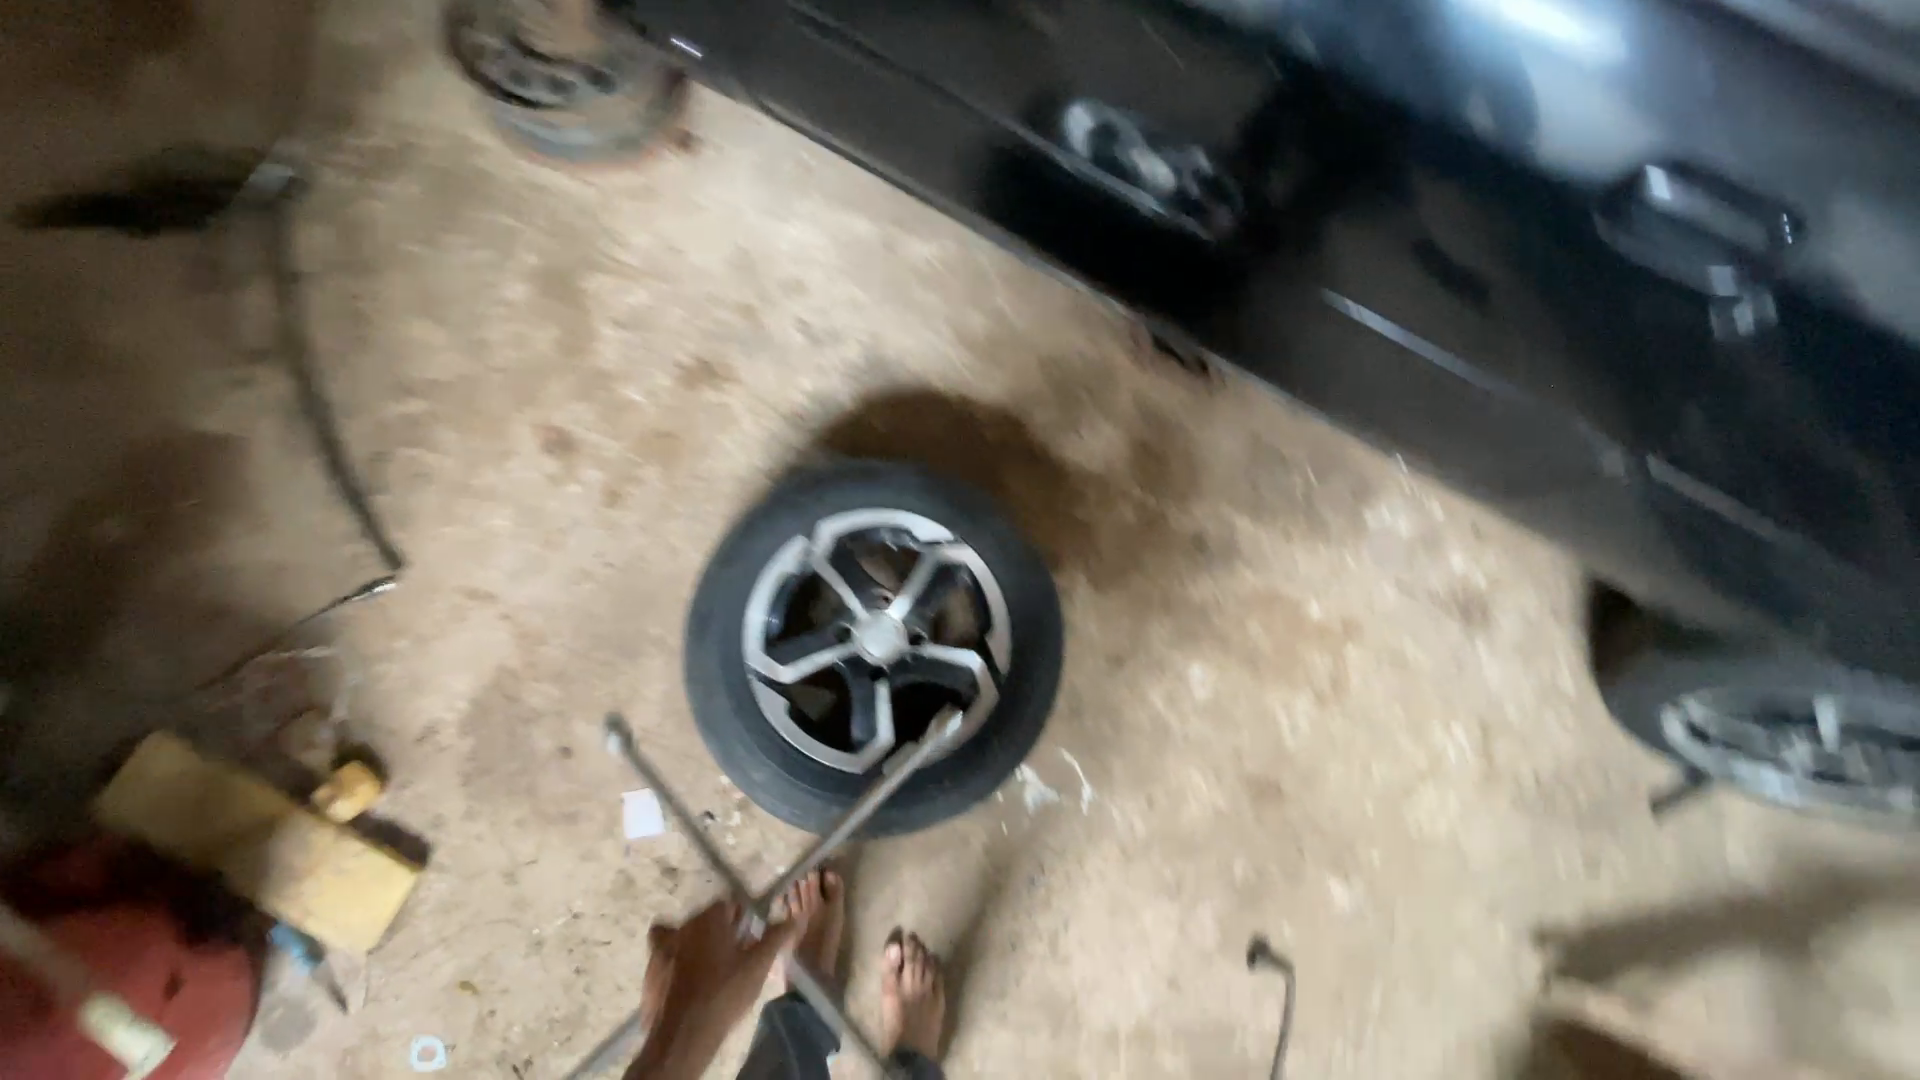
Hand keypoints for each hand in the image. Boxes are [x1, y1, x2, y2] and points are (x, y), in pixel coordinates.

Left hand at [627, 900, 796, 1079]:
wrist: (682, 1036)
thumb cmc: (724, 994)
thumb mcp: (758, 966)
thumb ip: (776, 937)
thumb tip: (792, 917)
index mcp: (710, 918)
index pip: (729, 903)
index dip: (742, 918)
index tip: (749, 936)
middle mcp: (684, 925)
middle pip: (706, 918)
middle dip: (719, 930)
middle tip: (733, 954)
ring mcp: (662, 948)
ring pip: (682, 933)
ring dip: (693, 942)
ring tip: (707, 966)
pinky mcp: (649, 971)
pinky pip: (662, 955)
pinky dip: (672, 960)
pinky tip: (683, 978)